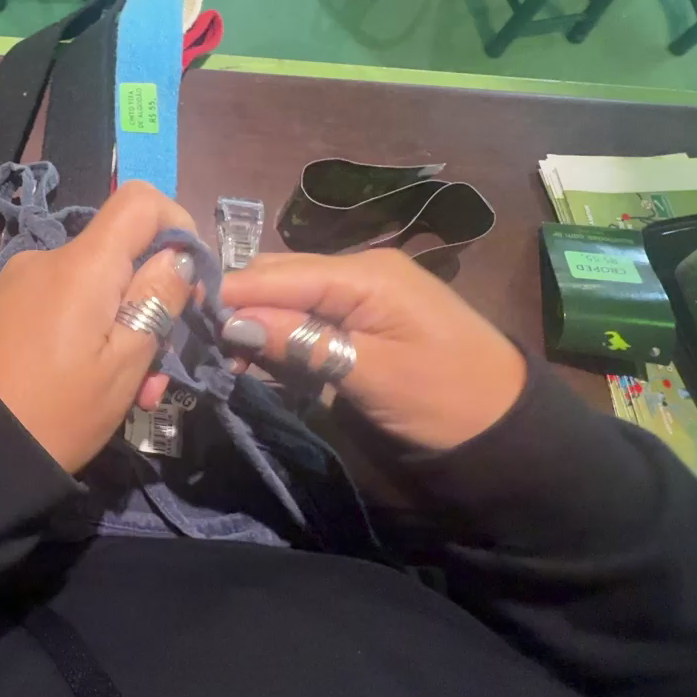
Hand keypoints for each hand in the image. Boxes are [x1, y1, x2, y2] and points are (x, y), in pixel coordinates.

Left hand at [0, 182, 199, 471]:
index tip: (190, 280)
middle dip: (151, 303)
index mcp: (83, 264)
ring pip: (93, 287)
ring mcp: (19, 282)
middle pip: (119, 254)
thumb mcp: (122, 366)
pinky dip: (86, 333)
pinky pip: (61, 304)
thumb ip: (156, 302)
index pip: (140, 200)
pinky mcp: (1, 308)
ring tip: (127, 395)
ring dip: (120, 329)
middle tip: (159, 374)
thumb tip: (178, 256)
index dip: (178, 226)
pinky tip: (85, 384)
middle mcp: (48, 257)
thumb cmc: (52, 413)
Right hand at [219, 250, 526, 449]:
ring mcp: (362, 287)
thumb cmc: (446, 399)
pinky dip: (280, 330)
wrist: (510, 428)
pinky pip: (307, 309)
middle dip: (238, 306)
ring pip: (287, 291)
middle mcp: (359, 268)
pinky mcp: (362, 311)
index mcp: (365, 273)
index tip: (186, 319)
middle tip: (203, 345)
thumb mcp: (370, 375)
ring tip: (226, 356)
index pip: (278, 273)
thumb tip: (233, 323)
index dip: (230, 294)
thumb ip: (302, 342)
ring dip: (256, 320)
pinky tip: (260, 354)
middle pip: (278, 275)